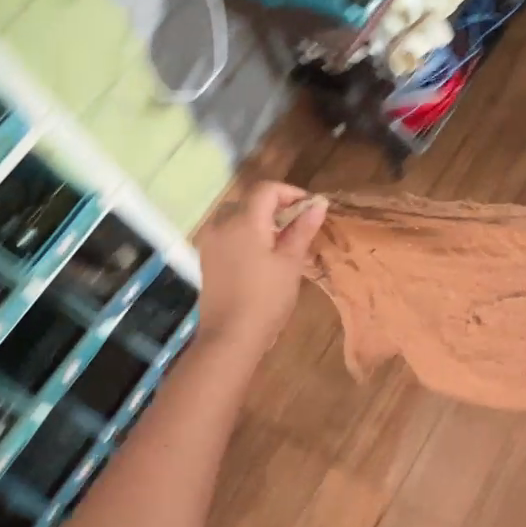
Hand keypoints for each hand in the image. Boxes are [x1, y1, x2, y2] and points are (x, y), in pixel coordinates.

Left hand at [193, 182, 328, 357]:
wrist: (230, 336)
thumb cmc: (266, 299)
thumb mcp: (290, 263)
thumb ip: (302, 229)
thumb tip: (318, 204)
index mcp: (243, 221)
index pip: (266, 189)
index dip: (291, 193)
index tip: (310, 209)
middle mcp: (221, 224)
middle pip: (250, 200)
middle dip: (276, 206)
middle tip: (299, 226)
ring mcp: (210, 241)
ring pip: (237, 216)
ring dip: (260, 220)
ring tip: (282, 242)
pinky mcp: (206, 257)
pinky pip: (228, 233)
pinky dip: (246, 234)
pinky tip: (261, 256)